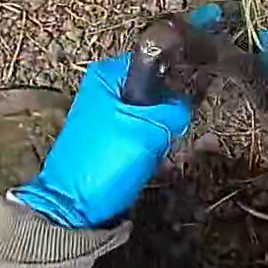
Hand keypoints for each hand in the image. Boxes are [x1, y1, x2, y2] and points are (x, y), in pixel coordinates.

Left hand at [12, 53, 191, 229]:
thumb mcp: (148, 130)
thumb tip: (187, 103)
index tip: (194, 87)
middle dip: (166, 108)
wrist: (72, 208)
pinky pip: (140, 128)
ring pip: (150, 110)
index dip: (176, 73)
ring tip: (154, 146)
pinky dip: (148, 140)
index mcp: (107, 74)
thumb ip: (174, 109)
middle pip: (154, 86)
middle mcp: (103, 87)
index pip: (154, 58)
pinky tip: (145, 156)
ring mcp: (105, 112)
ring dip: (158, 128)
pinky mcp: (108, 134)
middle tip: (168, 127)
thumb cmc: (105, 161)